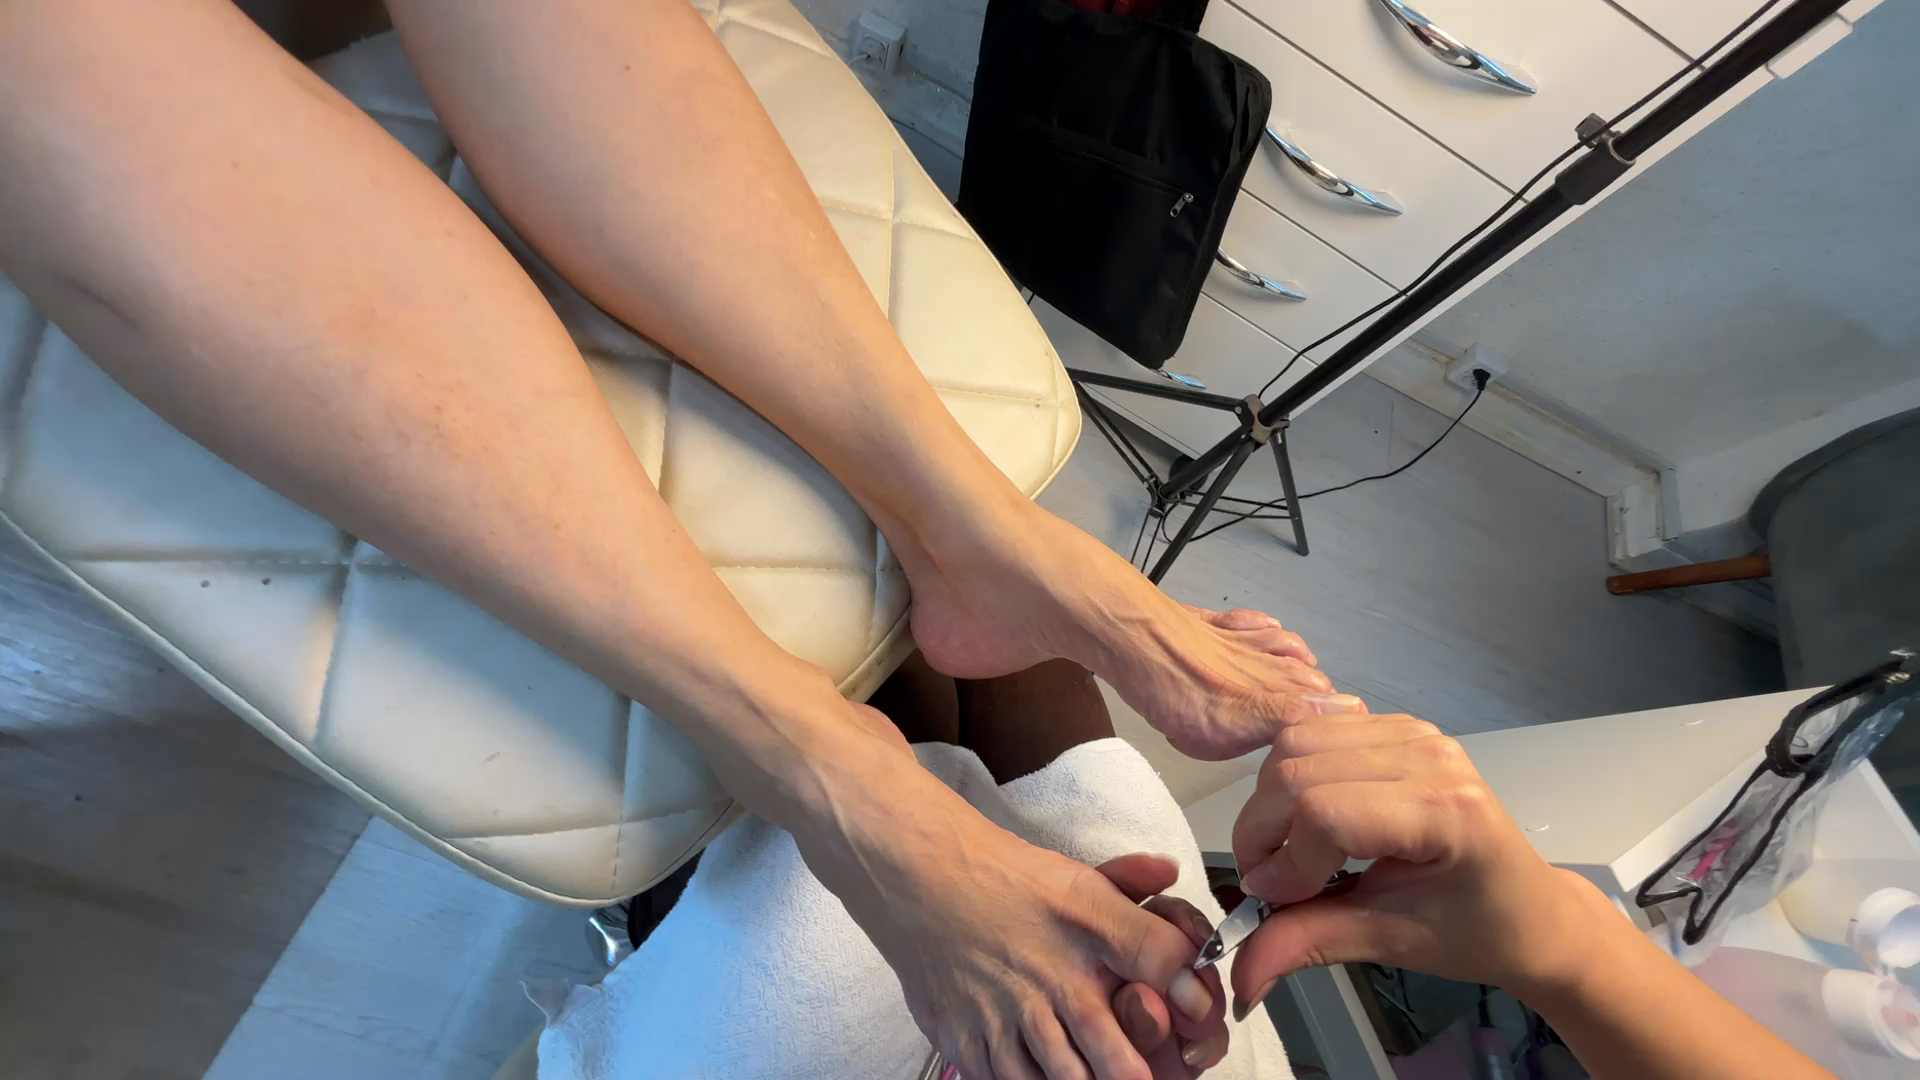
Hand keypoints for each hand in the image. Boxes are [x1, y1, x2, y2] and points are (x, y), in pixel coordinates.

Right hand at [792, 708, 1219, 1079]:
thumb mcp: (1073, 881)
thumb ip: (1129, 896)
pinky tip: (1028, 1071)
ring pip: (1050, 1079)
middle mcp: (1045, 1003)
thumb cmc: (998, 873)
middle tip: (1142, 1071)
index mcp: (1080, 965)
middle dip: (1127, 1069)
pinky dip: (1018, 1078)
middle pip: (1104, 1067)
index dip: (1171, 1038)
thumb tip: (1171, 880)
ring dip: (1072, 1077)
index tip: (1189, 1045)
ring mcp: (999, 1025)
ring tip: (1086, 1072)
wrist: (917, 870)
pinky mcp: (960, 1036)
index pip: (1147, 1023)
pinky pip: (999, 1078)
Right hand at [1224, 709, 1603, 1017]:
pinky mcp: (1390, 724)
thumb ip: (1308, 941)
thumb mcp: (1392, 941)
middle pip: (1297, 772)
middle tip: (1265, 875)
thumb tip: (1240, 971)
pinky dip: (1288, 773)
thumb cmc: (1477, 929)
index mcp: (1445, 809)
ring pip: (1292, 744)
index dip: (1285, 858)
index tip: (1271, 898)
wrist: (1530, 907)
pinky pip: (1307, 731)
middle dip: (1263, 829)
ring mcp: (1408, 730)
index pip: (1323, 813)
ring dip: (1270, 799)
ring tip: (1286, 845)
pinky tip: (1306, 811)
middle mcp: (1426, 754)